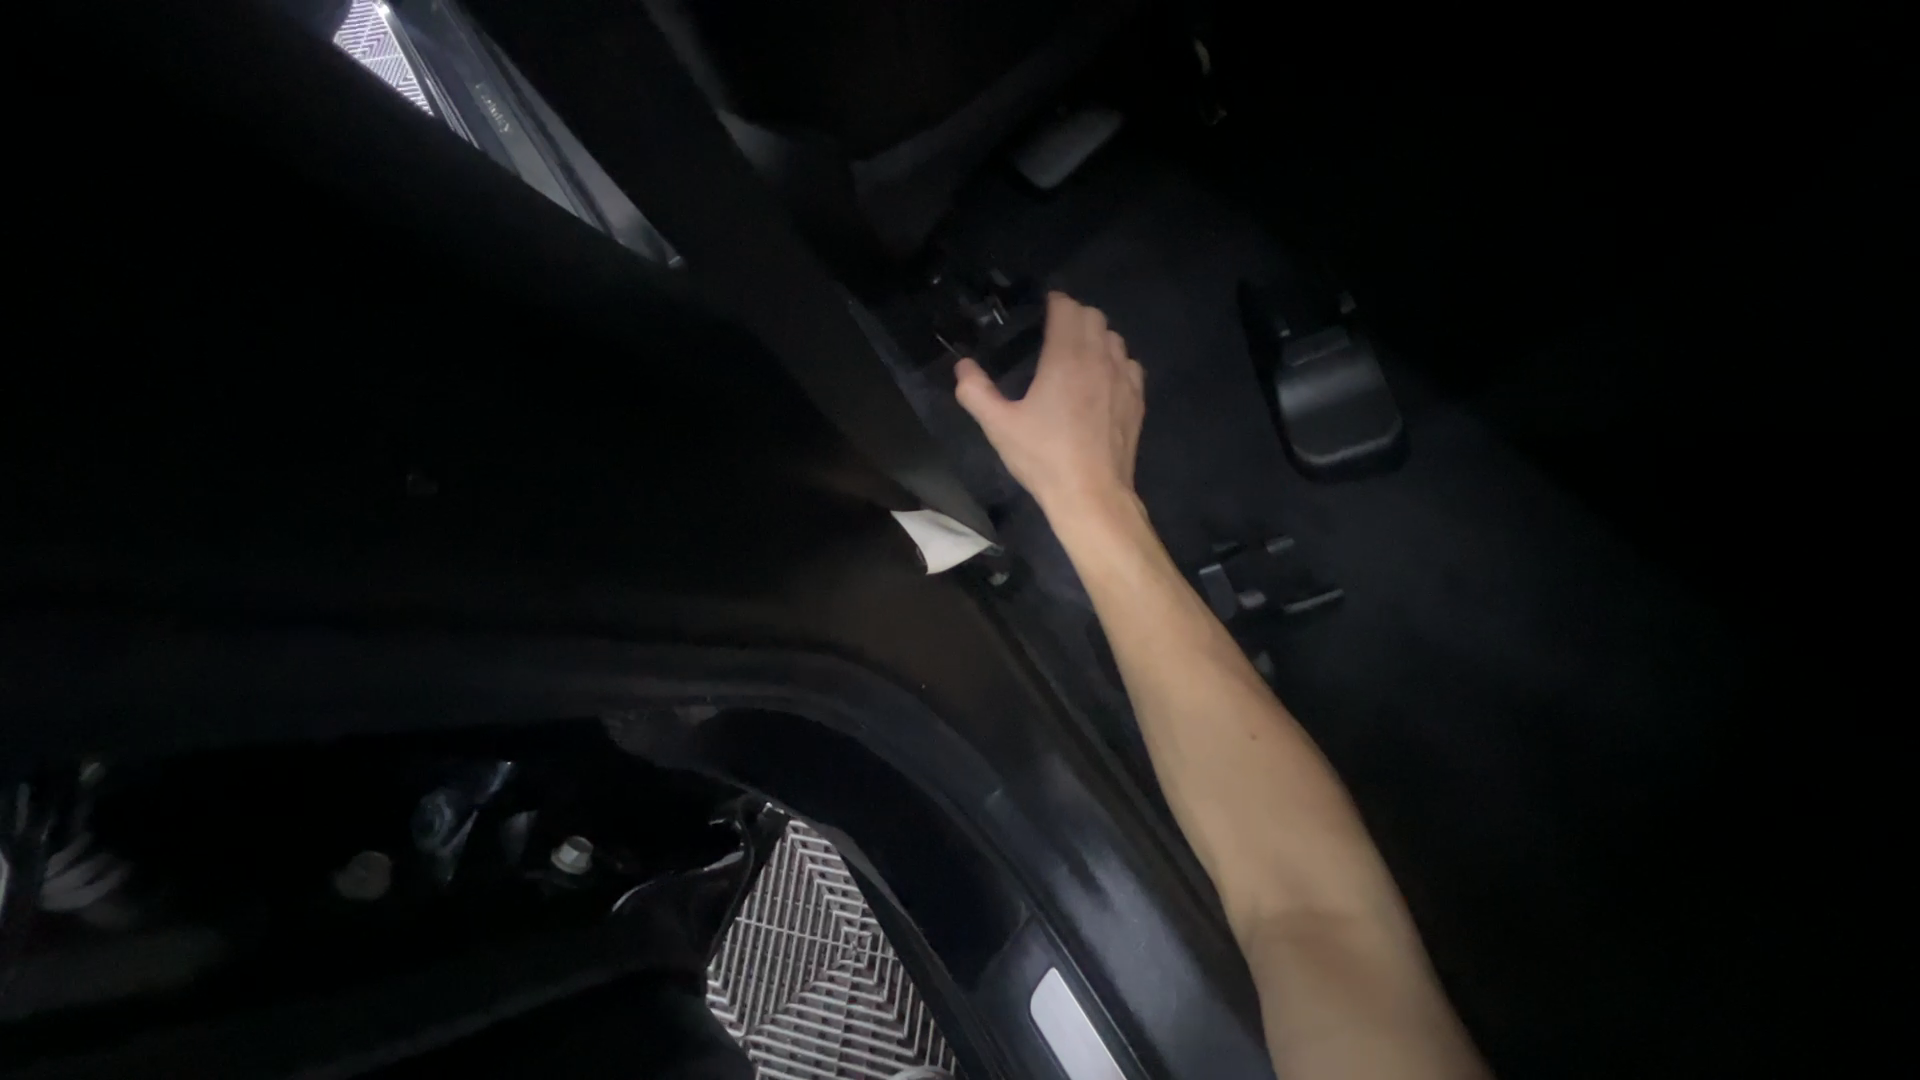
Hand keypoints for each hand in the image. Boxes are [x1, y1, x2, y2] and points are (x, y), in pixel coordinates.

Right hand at [954, 292, 1145, 515]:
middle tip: (1054, 332)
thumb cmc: (1043, 457)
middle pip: (1094, 316)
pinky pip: (1129, 364)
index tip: (1041, 311)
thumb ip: (976, 392)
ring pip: (1114, 338)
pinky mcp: (1137, 400)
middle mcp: (1099, 358)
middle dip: (1074, 316)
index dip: (1053, 303)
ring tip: (1077, 354)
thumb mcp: (999, 426)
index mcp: (1066, 357)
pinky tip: (1102, 380)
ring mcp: (1124, 379)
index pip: (1067, 308)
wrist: (1091, 494)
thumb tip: (963, 367)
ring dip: (1096, 337)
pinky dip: (1115, 361)